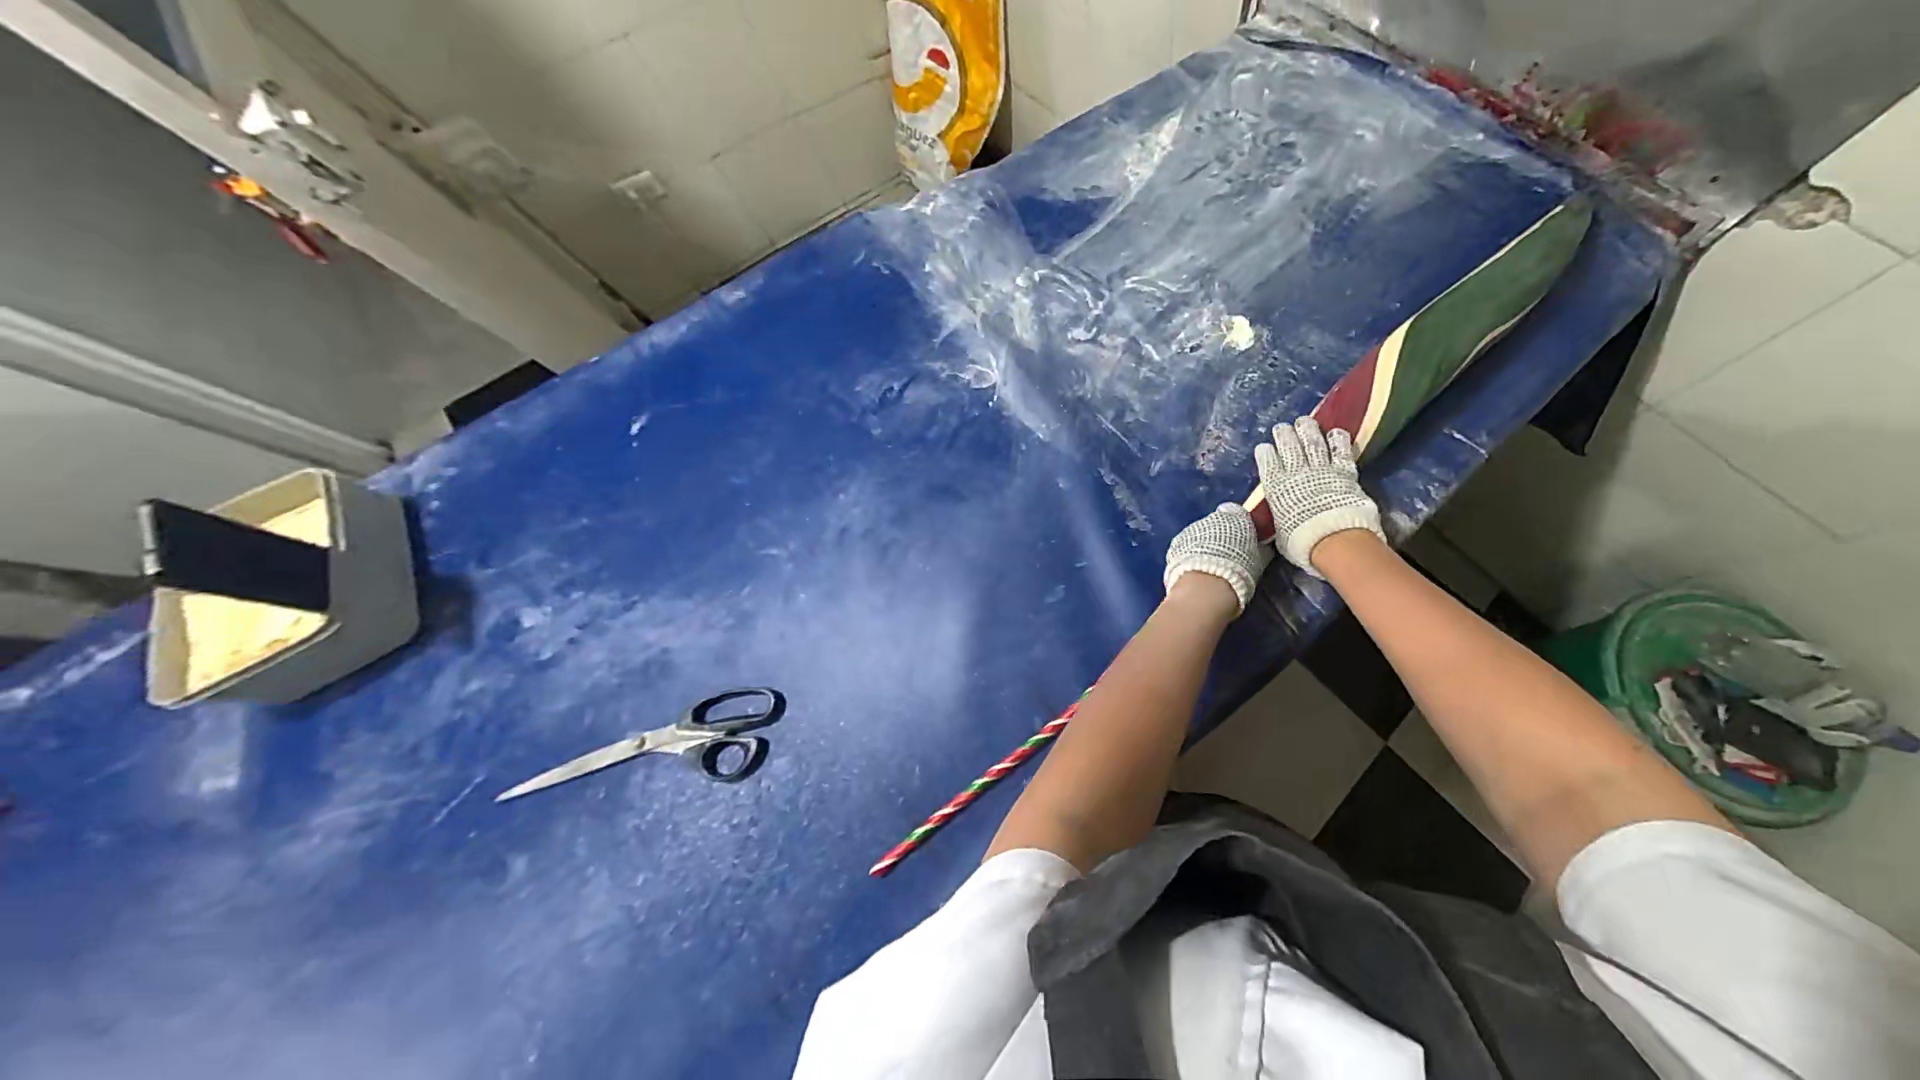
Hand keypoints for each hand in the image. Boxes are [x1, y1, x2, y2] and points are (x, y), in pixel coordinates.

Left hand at [1164, 503, 1270, 614]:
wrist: (1206, 584)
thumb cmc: (1239, 570)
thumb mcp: (1258, 559)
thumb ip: (1259, 548)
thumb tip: (1263, 547)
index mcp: (1236, 517)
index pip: (1236, 513)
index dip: (1237, 526)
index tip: (1240, 540)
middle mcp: (1211, 518)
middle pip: (1216, 524)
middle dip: (1220, 537)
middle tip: (1225, 556)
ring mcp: (1191, 529)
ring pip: (1199, 534)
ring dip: (1203, 545)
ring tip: (1208, 565)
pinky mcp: (1176, 543)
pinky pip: (1185, 545)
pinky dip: (1190, 553)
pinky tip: (1195, 569)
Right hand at [1254, 416, 1384, 576]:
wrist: (1334, 538)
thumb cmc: (1301, 542)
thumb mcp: (1279, 533)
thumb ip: (1277, 521)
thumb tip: (1273, 523)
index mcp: (1276, 488)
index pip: (1268, 464)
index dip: (1264, 454)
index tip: (1263, 447)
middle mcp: (1297, 474)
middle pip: (1289, 448)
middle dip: (1284, 435)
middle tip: (1281, 426)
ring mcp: (1322, 471)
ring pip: (1313, 444)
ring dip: (1308, 431)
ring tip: (1304, 420)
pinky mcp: (1344, 473)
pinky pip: (1340, 452)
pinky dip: (1338, 441)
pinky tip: (1335, 431)